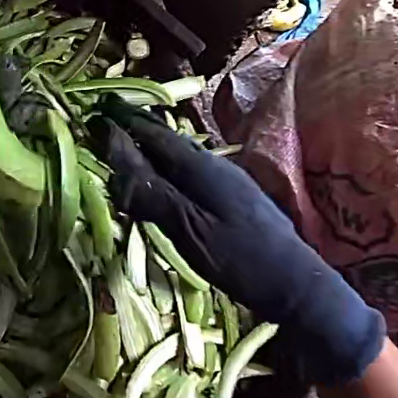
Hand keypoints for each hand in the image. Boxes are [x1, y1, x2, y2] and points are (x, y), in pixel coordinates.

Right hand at [93, 101, 384, 382]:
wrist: (297, 284)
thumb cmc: (240, 258)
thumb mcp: (188, 229)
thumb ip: (152, 193)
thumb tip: (117, 156)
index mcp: (200, 168)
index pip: (154, 136)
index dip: (126, 124)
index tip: (100, 114)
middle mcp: (215, 164)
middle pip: (169, 142)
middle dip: (139, 133)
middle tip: (111, 126)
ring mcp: (229, 179)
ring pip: (182, 157)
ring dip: (155, 152)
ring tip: (131, 151)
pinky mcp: (236, 195)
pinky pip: (194, 172)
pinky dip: (171, 170)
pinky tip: (166, 183)